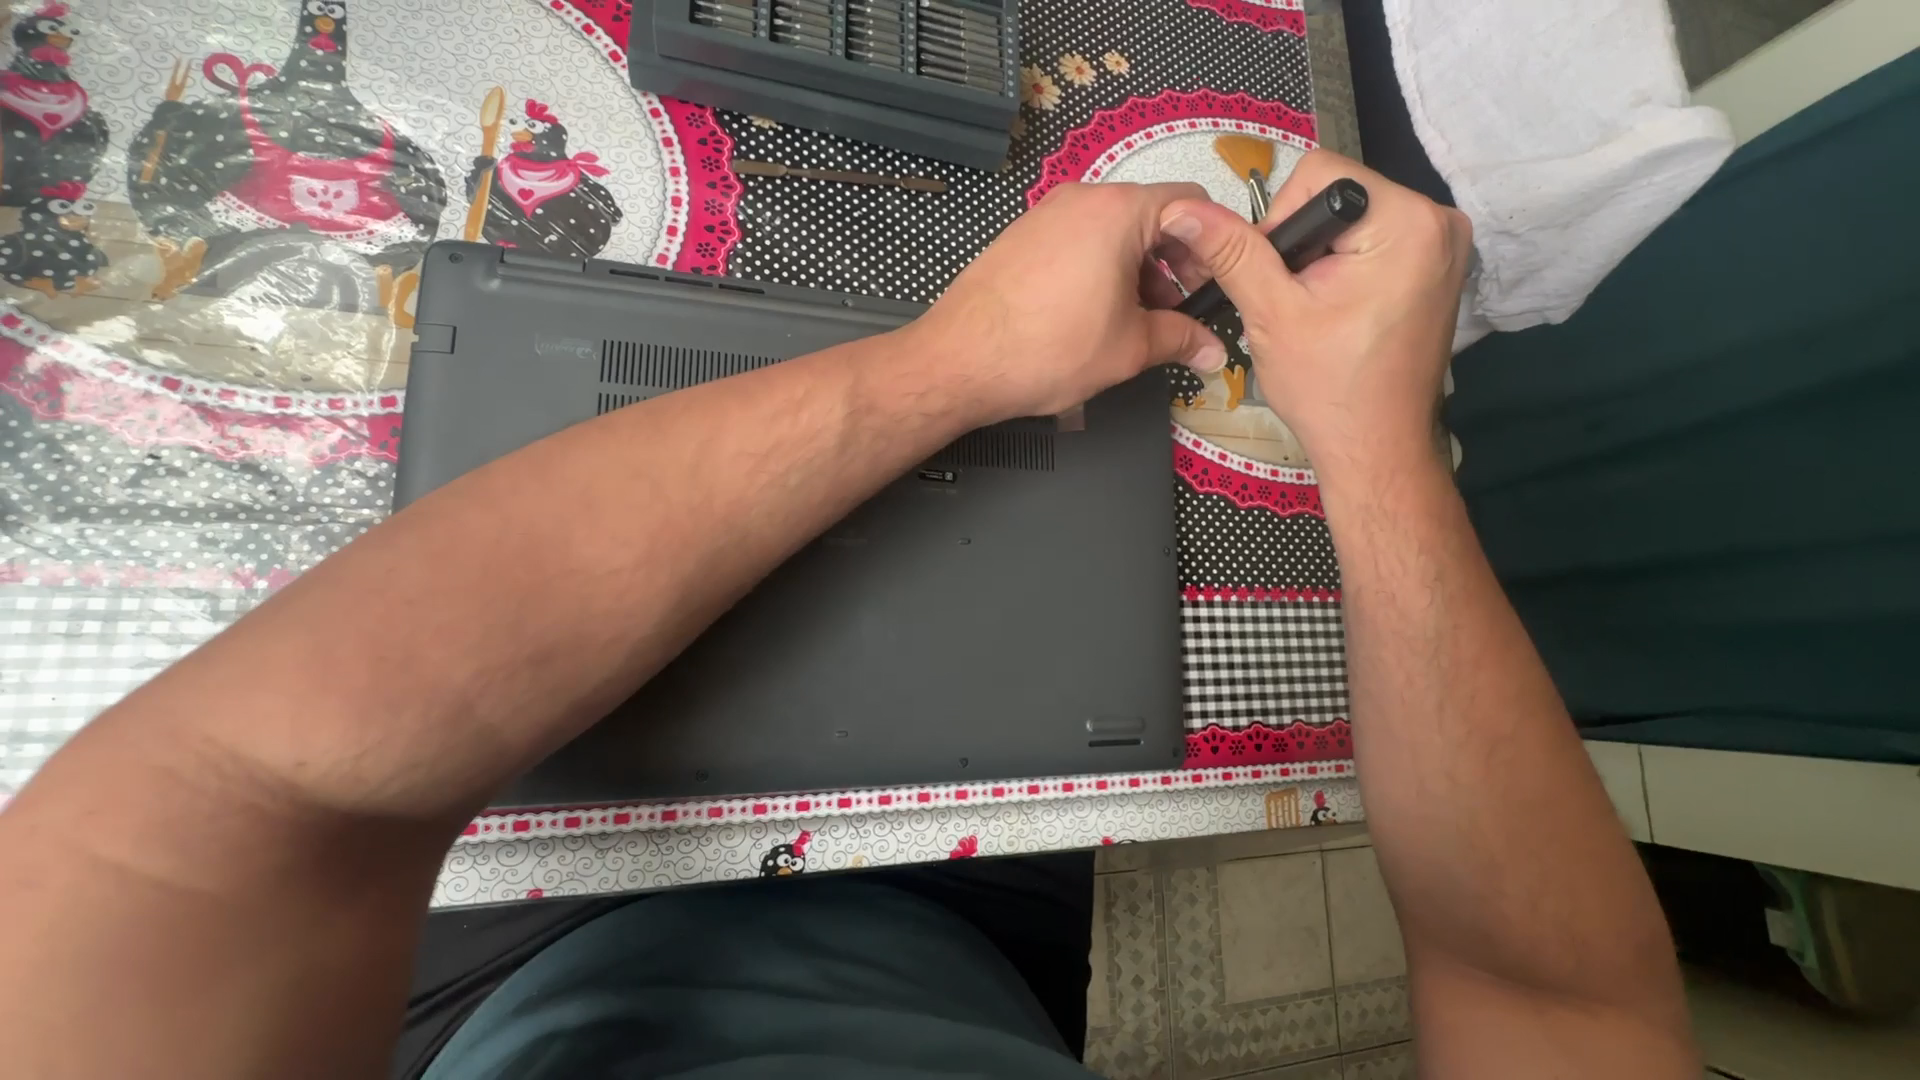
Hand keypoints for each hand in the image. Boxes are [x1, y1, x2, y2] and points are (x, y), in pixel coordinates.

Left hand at [903, 182, 1227, 423]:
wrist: (958, 362)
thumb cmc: (1047, 351)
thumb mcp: (1128, 349)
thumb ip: (1180, 340)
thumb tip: (1214, 351)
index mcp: (1119, 210)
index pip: (1193, 204)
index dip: (1213, 248)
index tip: (1208, 290)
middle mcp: (1081, 197)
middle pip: (1151, 216)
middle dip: (1171, 263)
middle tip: (1171, 314)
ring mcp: (1045, 214)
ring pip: (1111, 231)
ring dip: (1134, 270)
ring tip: (1129, 322)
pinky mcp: (1020, 236)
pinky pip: (1075, 240)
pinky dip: (1097, 268)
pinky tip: (1088, 314)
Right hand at [1157, 150, 1471, 478]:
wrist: (1373, 446)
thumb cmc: (1326, 387)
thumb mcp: (1270, 313)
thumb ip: (1231, 252)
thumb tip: (1183, 210)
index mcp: (1407, 221)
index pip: (1318, 175)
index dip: (1277, 222)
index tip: (1273, 280)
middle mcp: (1440, 219)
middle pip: (1337, 195)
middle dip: (1299, 244)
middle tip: (1291, 303)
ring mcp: (1444, 244)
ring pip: (1351, 220)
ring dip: (1317, 258)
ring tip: (1312, 311)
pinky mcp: (1437, 268)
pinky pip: (1373, 242)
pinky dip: (1342, 268)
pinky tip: (1334, 311)